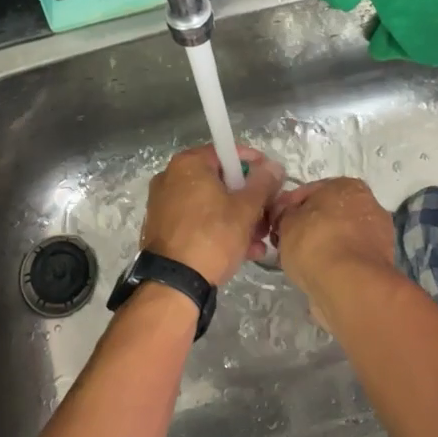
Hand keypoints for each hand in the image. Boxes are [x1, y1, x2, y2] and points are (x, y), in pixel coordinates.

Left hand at [141, 145, 283, 285]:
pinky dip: (219, 229)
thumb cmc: (211, 237)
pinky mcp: (163, 229)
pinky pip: (197, 220)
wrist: (173, 284)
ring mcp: (164, 204)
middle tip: (267, 214)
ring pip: (210, 204)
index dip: (253, 162)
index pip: (226, 152)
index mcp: (188, 164)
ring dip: (237, 218)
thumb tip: (274, 166)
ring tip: (260, 239)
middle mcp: (171, 177)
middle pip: (219, 180)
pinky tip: (244, 251)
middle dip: (247, 199)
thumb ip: (263, 184)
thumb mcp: (245, 210)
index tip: (271, 177)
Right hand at [268, 177, 398, 302]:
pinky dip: (335, 265)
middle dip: (309, 226)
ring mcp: (377, 237)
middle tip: (287, 243)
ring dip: (323, 247)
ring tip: (301, 263)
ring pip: (340, 238)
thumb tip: (285, 215)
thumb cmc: (315, 242)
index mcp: (348, 185)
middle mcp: (369, 205)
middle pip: (330, 214)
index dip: (289, 207)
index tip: (276, 223)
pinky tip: (318, 275)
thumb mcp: (287, 222)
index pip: (311, 191)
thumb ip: (285, 214)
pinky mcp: (378, 266)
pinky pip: (348, 259)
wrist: (348, 286)